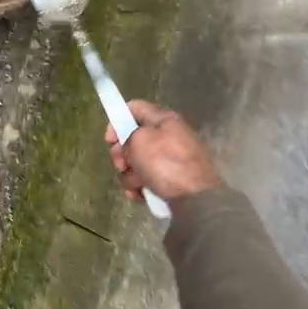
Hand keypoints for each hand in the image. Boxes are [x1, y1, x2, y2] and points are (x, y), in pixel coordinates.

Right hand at [107, 100, 223, 202]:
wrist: (197, 200)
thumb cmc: (166, 164)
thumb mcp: (139, 141)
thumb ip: (126, 135)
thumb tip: (129, 145)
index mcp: (164, 120)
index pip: (133, 108)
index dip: (117, 119)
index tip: (110, 140)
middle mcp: (169, 136)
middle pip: (133, 138)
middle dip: (121, 154)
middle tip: (121, 166)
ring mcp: (172, 160)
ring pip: (138, 162)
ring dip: (130, 174)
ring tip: (136, 185)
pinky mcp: (173, 180)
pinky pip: (148, 179)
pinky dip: (140, 186)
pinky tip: (139, 195)